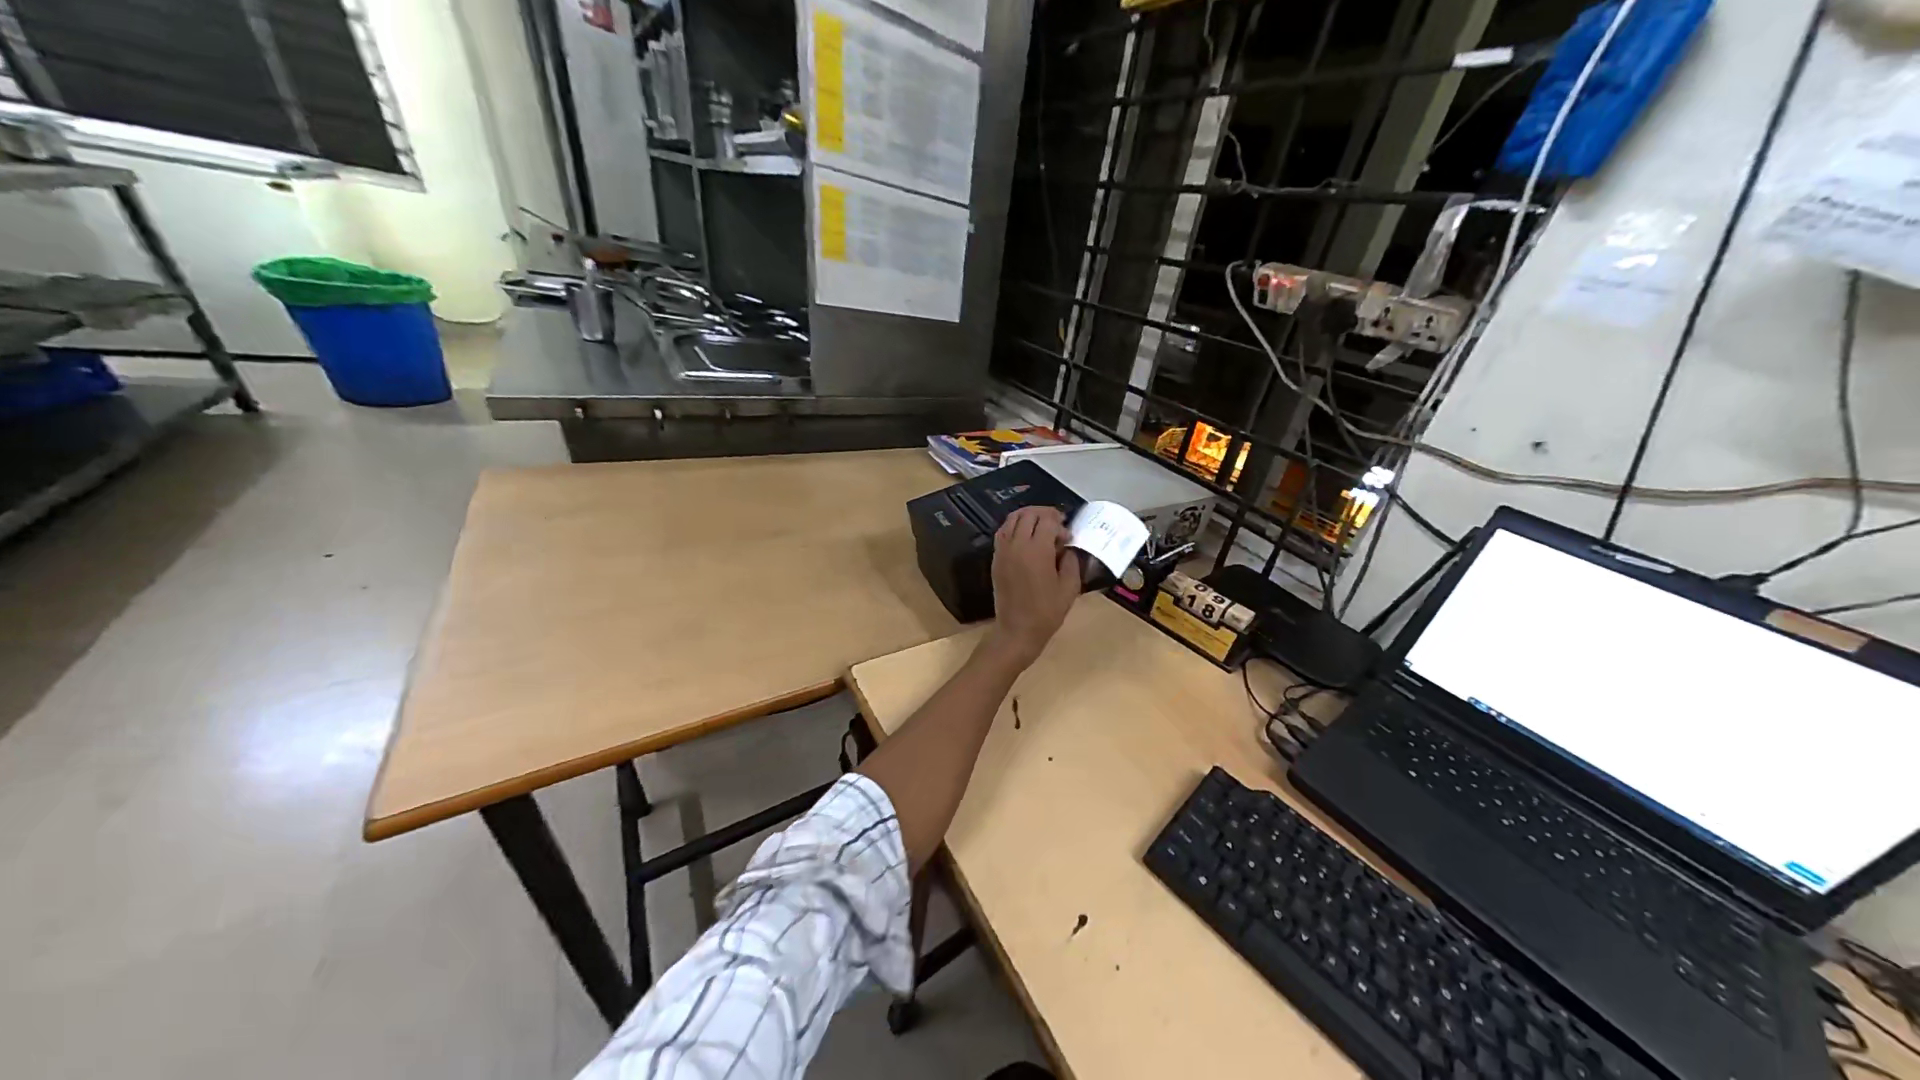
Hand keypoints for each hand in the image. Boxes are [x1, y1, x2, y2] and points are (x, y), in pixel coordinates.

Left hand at [985, 506, 1081, 668]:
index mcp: (1037, 550)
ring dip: (1029, 517)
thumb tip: (1068, 546)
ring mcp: (1003, 550)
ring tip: (1042, 526)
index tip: (1068, 537)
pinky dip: (1015, 527)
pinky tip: (1026, 537)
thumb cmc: (1047, 611)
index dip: (1061, 524)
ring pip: (1013, 519)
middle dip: (1045, 514)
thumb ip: (1071, 560)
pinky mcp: (996, 558)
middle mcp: (1017, 544)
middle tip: (1057, 524)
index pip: (1048, 520)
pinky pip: (1003, 532)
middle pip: (1029, 514)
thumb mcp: (1069, 587)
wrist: (1017, 630)